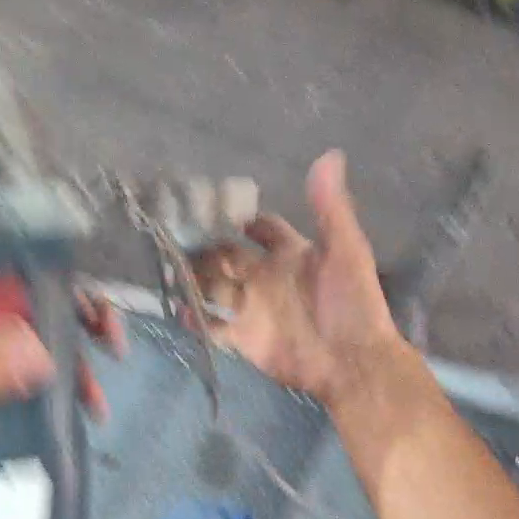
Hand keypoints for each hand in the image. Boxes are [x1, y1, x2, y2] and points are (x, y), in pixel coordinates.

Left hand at [0, 292, 125, 518]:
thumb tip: (41, 353)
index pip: (12, 283)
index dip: (55, 287)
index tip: (89, 311)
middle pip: (38, 321)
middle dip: (79, 330)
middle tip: (113, 347)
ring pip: (44, 363)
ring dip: (77, 376)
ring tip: (94, 407)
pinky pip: (38, 403)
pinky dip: (63, 408)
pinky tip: (79, 422)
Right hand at [195, 151, 404, 405]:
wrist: (351, 363)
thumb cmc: (352, 304)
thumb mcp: (346, 251)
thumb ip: (331, 208)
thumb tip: (329, 155)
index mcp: (291, 253)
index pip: (261, 227)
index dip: (241, 217)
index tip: (212, 206)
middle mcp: (266, 276)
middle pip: (227, 255)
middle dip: (205, 248)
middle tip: (177, 237)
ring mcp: (251, 307)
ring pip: (213, 287)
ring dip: (193, 279)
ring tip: (167, 267)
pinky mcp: (242, 338)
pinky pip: (211, 325)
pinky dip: (195, 318)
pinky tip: (180, 309)